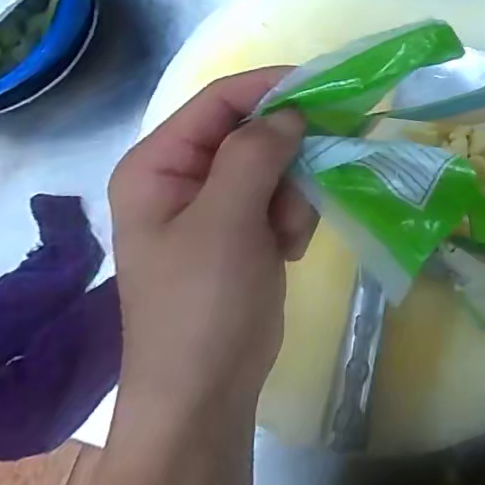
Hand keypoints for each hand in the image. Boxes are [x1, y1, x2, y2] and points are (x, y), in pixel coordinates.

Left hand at [108, 67, 316, 407]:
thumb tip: (291, 111)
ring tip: (286, 237)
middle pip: (250, 132)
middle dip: (286, 159)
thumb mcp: (225, 222)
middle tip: (309, 185)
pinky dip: (292, 218)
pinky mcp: (240, 233)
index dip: (271, 88)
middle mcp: (181, 177)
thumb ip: (255, 154)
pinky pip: (280, 199)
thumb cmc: (202, 306)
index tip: (327, 89)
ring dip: (292, 195)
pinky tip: (287, 251)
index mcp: (158, 165)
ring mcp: (213, 208)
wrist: (205, 396)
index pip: (218, 102)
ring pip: (274, 166)